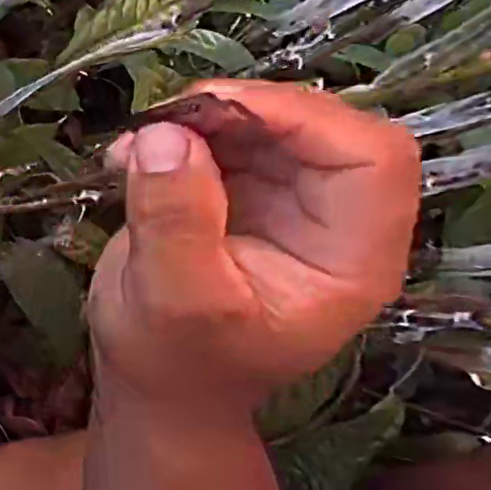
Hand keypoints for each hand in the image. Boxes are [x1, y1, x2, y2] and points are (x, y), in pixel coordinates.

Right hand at [88, 80, 420, 419]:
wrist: (150, 381)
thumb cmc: (173, 355)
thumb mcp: (173, 297)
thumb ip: (174, 220)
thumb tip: (163, 135)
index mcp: (347, 255)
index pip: (367, 159)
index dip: (301, 119)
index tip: (210, 109)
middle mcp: (323, 221)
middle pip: (313, 132)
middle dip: (237, 113)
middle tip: (160, 118)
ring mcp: (274, 206)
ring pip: (257, 131)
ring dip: (192, 123)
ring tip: (130, 145)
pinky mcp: (224, 199)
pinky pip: (208, 146)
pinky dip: (165, 138)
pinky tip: (123, 157)